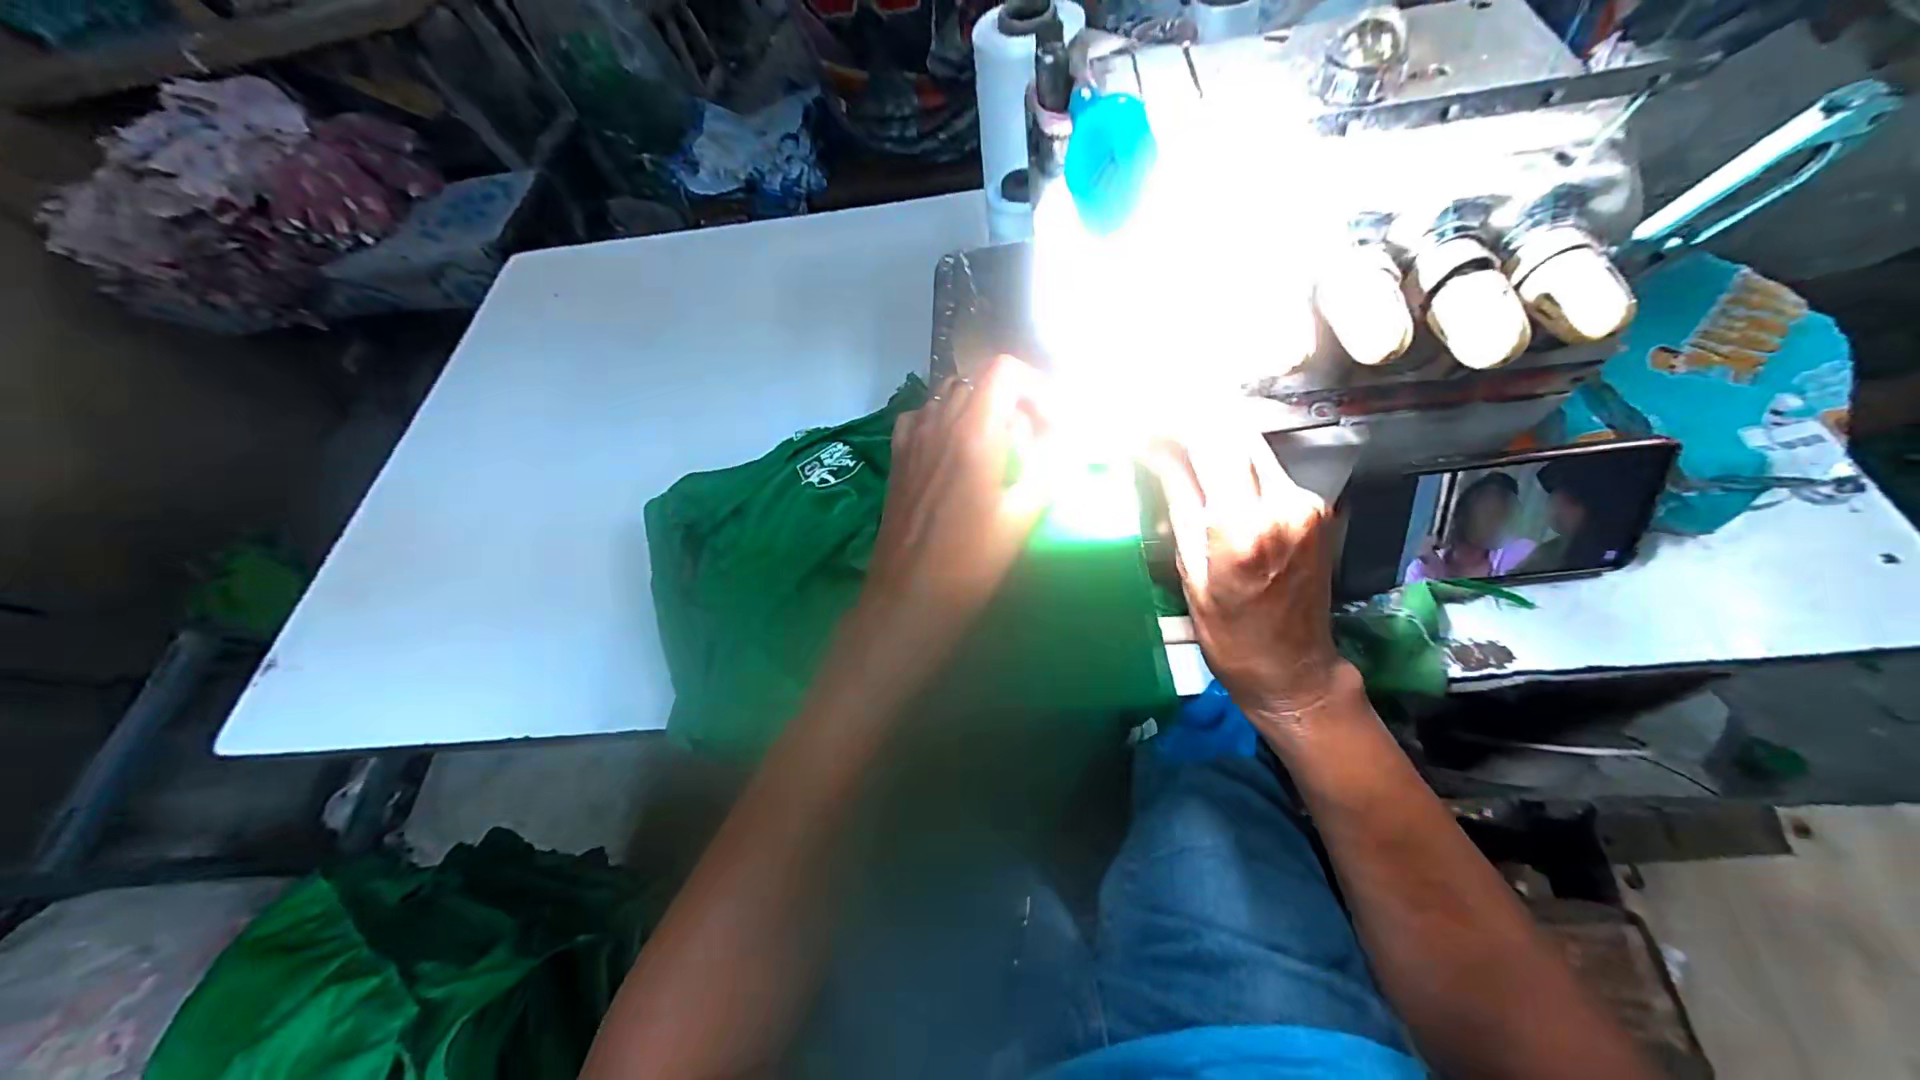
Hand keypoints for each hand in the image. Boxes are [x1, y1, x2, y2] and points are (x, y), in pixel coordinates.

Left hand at [827, 355, 1053, 704]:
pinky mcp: (898, 458)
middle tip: (1037, 437)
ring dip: (982, 409)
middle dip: (1015, 400)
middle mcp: (937, 423)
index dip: (1038, 388)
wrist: (909, 597)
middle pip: (980, 382)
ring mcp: (912, 438)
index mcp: (973, 432)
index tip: (1055, 422)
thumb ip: (1048, 467)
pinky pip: (923, 418)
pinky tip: (958, 452)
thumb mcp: (1022, 516)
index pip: (1005, 371)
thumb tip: (1067, 441)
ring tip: (1002, 446)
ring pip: (950, 396)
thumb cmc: (970, 563)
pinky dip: (947, 421)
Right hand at [1147, 428, 1357, 738]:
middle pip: (1235, 432)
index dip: (1173, 421)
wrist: (1294, 669)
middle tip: (1158, 429)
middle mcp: (1284, 504)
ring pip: (1251, 446)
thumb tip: (1156, 452)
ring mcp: (1306, 503)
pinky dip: (1233, 465)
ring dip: (1212, 441)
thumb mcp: (1190, 570)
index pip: (1209, 442)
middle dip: (1193, 422)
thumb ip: (1178, 500)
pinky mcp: (1315, 508)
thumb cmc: (1231, 636)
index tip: (1146, 422)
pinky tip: (1210, 477)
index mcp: (1244, 526)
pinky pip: (1265, 469)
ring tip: (1176, 450)